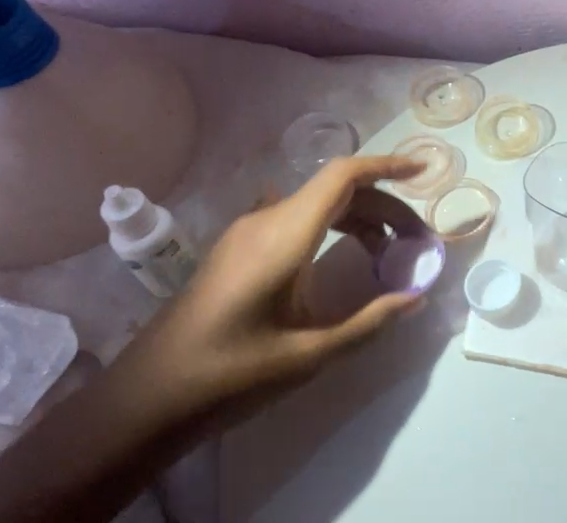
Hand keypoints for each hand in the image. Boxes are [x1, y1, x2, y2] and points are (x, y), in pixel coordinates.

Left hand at [111, 154, 429, 430]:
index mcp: (284, 235)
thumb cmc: (228, 375)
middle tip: (416, 240)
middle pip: (336, 190)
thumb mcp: (307, 355)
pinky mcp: (236, 249)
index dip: (386, 166)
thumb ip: (368, 323)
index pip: (343, 175)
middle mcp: (266, 220)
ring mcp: (246, 232)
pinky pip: (294, 219)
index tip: (423, 174)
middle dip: (383, 205)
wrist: (143, 400)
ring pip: (315, 204)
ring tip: (387, 254)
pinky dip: (330, 227)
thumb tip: (415, 297)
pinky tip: (341, 255)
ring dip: (358, 218)